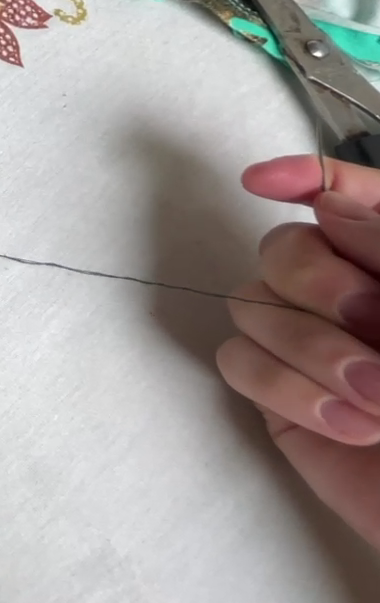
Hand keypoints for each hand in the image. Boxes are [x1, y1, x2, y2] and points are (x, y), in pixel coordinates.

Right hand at [218, 156, 379, 547]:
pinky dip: (286, 391)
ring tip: (377, 404)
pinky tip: (348, 426)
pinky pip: (237, 361)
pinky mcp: (279, 390)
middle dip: (319, 285)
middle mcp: (361, 299)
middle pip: (282, 247)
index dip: (311, 176)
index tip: (266, 183)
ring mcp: (315, 345)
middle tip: (378, 328)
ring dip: (311, 353)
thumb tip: (334, 209)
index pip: (350, 199)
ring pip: (251, 305)